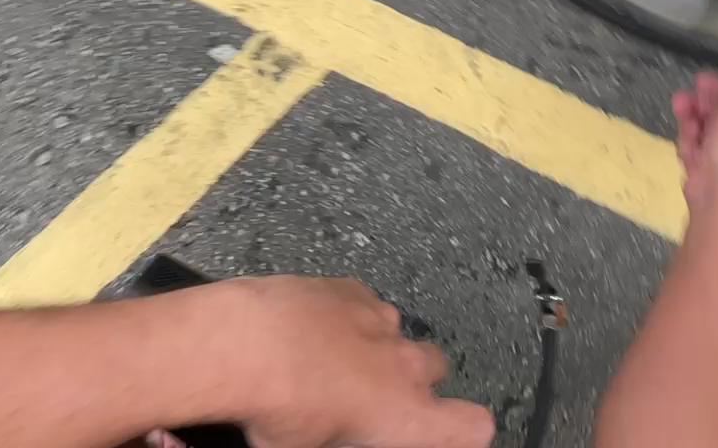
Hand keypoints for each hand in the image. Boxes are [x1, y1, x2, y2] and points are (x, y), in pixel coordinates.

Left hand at [207, 276, 493, 447]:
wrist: (248, 341)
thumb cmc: (280, 407)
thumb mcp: (320, 446)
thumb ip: (349, 435)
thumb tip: (342, 428)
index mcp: (404, 413)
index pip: (469, 426)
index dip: (467, 430)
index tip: (460, 431)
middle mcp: (402, 361)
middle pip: (436, 367)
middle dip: (416, 379)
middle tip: (378, 395)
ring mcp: (378, 318)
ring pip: (397, 331)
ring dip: (380, 345)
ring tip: (341, 359)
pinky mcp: (350, 286)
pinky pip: (364, 303)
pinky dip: (350, 316)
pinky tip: (319, 328)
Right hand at [673, 57, 717, 214]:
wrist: (717, 199)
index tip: (702, 84)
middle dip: (702, 103)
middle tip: (686, 100)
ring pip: (705, 126)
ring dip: (691, 120)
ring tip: (682, 119)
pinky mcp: (707, 165)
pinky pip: (696, 145)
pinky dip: (688, 143)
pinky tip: (686, 146)